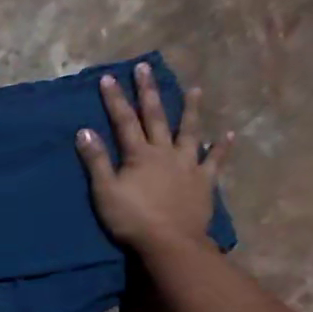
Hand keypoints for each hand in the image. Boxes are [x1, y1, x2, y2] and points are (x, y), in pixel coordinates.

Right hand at [75, 62, 233, 254]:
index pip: (124, 121)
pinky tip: (228, 134)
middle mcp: (165, 152)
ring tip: (195, 89)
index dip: (115, 99)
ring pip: (189, 131)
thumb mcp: (105, 192)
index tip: (109, 77)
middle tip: (145, 68)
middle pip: (156, 117)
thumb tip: (84, 131)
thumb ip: (96, 161)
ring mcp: (188, 165)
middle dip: (148, 92)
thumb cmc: (133, 220)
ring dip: (191, 109)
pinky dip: (221, 147)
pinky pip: (215, 160)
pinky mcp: (205, 182)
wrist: (171, 244)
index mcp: (139, 155)